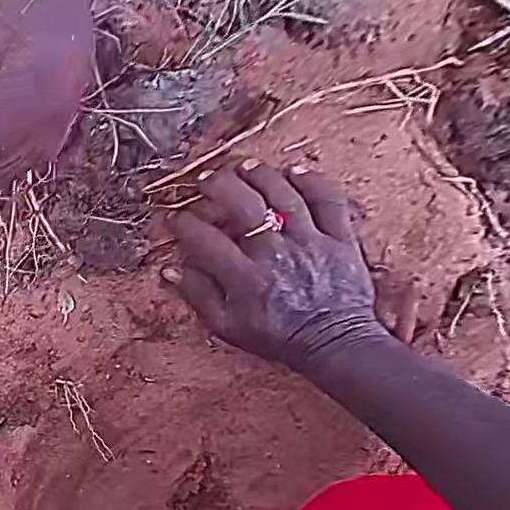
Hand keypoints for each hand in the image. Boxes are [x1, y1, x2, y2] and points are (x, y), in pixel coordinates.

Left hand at [0, 0, 95, 159]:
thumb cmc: (56, 42)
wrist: (38, 101)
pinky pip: (28, 82)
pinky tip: (60, 91)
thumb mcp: (72, 3)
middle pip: (24, 24)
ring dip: (45, 60)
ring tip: (72, 70)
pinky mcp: (4, 94)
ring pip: (25, 55)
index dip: (52, 2)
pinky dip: (42, 85)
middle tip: (75, 41)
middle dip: (45, 32)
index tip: (72, 13)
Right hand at [162, 161, 389, 370]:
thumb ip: (197, 295)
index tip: (172, 218)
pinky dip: (312, 182)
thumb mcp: (225, 325)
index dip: (183, 224)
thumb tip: (169, 270)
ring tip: (242, 166)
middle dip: (219, 186)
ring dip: (260, 176)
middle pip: (244, 205)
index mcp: (244, 277)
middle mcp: (276, 254)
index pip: (205, 239)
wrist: (332, 344)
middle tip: (205, 180)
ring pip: (284, 195)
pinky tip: (294, 171)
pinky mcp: (340, 239)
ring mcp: (310, 243)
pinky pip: (328, 201)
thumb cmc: (275, 336)